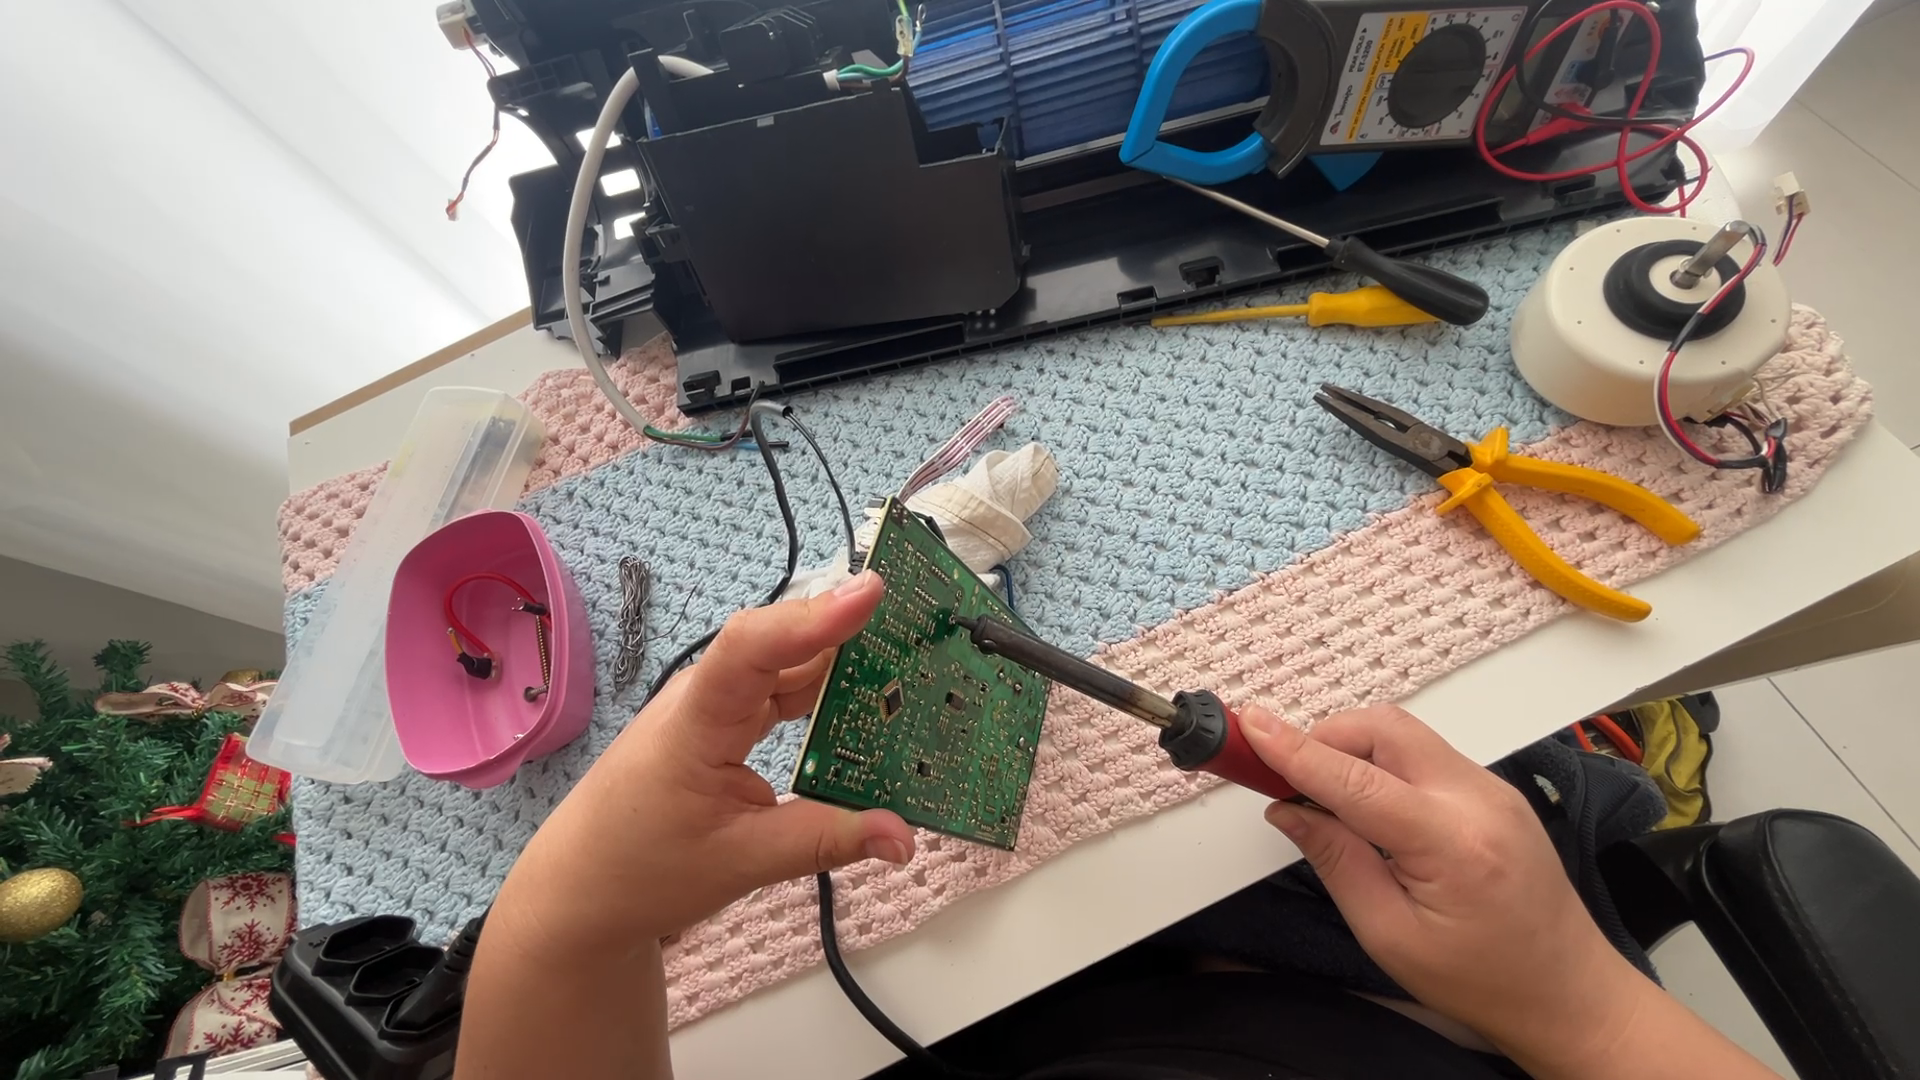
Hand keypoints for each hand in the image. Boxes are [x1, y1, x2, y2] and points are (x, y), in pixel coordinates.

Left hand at [492, 570, 914, 947]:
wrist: (579, 891)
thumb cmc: (642, 872)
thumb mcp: (742, 861)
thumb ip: (827, 841)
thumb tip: (906, 838)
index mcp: (696, 721)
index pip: (750, 649)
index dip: (812, 617)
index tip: (872, 593)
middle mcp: (708, 696)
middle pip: (780, 643)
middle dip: (845, 624)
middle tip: (916, 614)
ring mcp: (719, 706)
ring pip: (787, 665)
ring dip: (842, 657)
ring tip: (907, 647)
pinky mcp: (728, 722)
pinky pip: (784, 692)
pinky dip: (826, 691)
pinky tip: (865, 697)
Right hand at [1238, 705, 1646, 1067]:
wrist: (1575, 997)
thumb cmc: (1482, 982)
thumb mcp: (1388, 934)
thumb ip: (1333, 859)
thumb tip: (1286, 807)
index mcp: (1454, 845)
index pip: (1355, 779)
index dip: (1294, 749)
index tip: (1249, 724)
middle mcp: (1477, 799)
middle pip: (1382, 728)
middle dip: (1323, 736)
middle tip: (1289, 776)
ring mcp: (1489, 787)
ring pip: (1399, 730)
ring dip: (1348, 745)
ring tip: (1324, 791)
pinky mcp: (1488, 786)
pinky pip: (1417, 748)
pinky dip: (1375, 757)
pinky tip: (1364, 799)